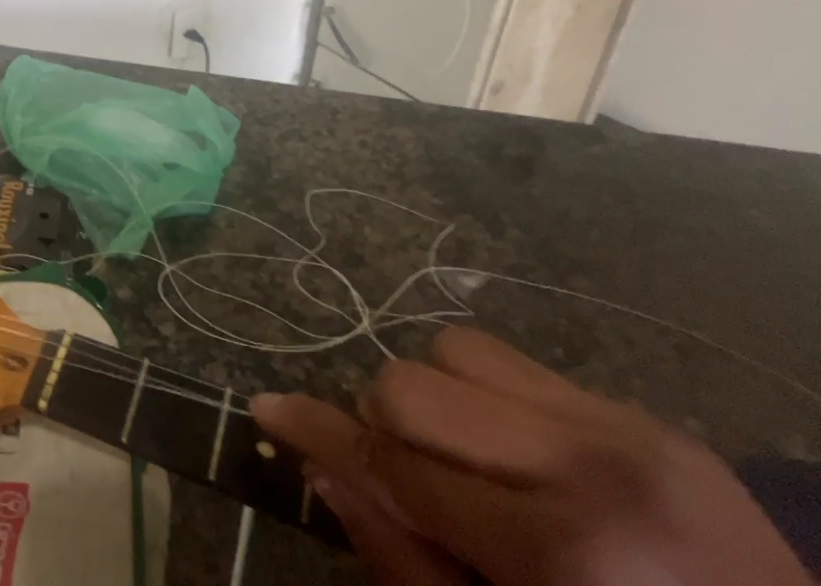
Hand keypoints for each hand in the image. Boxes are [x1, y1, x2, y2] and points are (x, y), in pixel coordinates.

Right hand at [252, 327, 806, 585]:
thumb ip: (402, 558)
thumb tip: (323, 471)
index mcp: (558, 547)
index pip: (395, 462)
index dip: (319, 431)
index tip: (267, 403)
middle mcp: (590, 465)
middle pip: (411, 385)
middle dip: (382, 423)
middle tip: (404, 476)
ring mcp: (626, 427)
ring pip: (453, 349)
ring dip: (433, 398)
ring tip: (462, 457)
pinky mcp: (643, 412)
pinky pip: (513, 359)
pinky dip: (482, 395)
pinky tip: (510, 450)